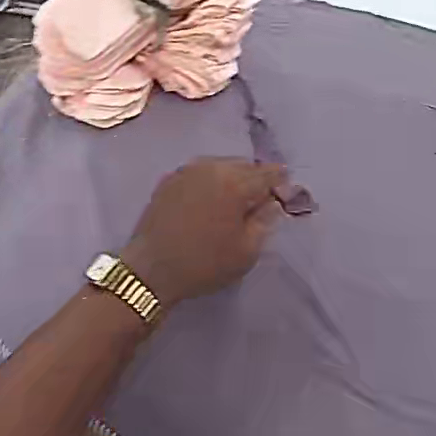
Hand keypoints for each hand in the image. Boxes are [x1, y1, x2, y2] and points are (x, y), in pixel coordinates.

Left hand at [119, 158, 286, 304]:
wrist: (150, 270)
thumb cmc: (204, 263)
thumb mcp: (246, 250)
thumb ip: (265, 220)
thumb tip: (272, 202)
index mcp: (235, 182)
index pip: (267, 173)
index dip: (280, 181)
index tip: (284, 193)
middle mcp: (211, 168)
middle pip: (243, 165)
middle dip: (255, 178)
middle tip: (260, 199)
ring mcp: (186, 171)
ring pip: (220, 166)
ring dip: (232, 178)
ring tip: (234, 201)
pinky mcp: (168, 180)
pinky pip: (199, 173)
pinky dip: (210, 182)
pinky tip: (209, 201)